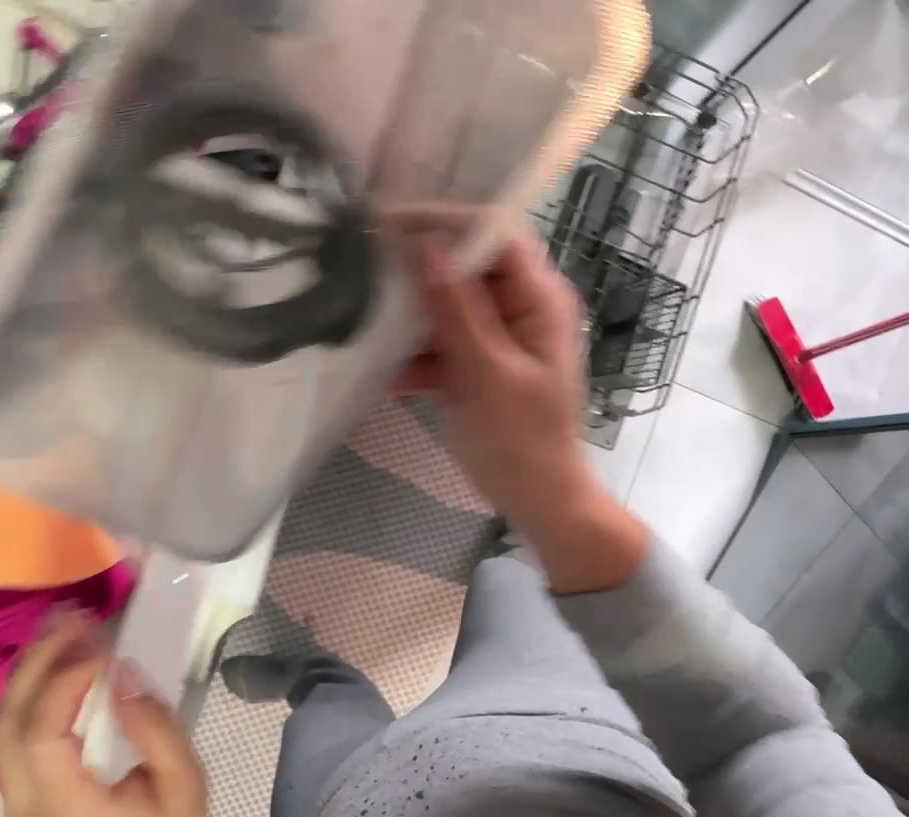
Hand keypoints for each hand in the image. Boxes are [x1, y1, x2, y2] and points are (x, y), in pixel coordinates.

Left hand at [0, 609, 207, 816]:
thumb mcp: (184, 789)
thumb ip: (155, 731)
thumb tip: (123, 675)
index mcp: (65, 811)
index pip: (43, 732)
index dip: (66, 679)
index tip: (105, 645)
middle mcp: (21, 809)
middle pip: (6, 721)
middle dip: (37, 660)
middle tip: (75, 617)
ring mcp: (8, 809)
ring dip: (29, 673)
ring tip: (66, 632)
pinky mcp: (12, 803)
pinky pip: (9, 739)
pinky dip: (29, 696)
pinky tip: (58, 670)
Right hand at [394, 206, 649, 593]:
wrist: (538, 502)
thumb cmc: (523, 443)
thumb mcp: (488, 374)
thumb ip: (457, 311)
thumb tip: (425, 246)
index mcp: (540, 301)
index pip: (496, 235)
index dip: (446, 223)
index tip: (391, 226)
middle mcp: (522, 310)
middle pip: (467, 268)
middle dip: (419, 272)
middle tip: (367, 270)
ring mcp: (500, 340)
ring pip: (448, 308)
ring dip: (411, 321)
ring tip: (368, 324)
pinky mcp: (480, 368)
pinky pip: (444, 348)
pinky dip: (418, 360)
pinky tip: (386, 377)